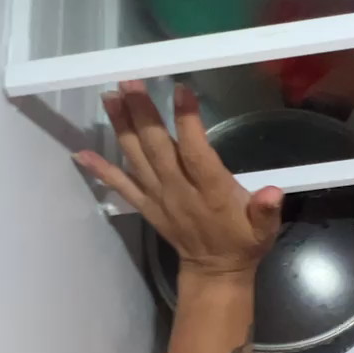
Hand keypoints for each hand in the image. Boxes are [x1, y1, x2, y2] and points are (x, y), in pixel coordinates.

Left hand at [75, 82, 283, 282]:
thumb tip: (272, 193)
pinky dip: (100, 169)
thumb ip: (266, 210)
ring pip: (136, 157)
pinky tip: (81, 152)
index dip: (187, 121)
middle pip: (157, 147)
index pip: (195, 151)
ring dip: (122, 127)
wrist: (215, 270)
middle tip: (130, 82)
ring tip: (110, 97)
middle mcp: (179, 191)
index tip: (180, 90)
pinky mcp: (145, 205)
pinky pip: (120, 186)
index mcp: (211, 191)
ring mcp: (158, 197)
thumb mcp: (265, 229)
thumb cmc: (243, 241)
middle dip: (143, 113)